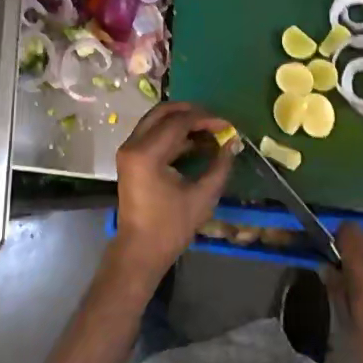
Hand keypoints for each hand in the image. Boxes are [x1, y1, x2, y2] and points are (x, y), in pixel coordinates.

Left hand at [110, 102, 234, 281]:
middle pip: (163, 112)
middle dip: (192, 113)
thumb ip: (220, 166)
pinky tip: (195, 143)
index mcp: (147, 153)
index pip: (178, 122)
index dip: (206, 119)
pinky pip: (152, 133)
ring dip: (182, 122)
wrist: (140, 250)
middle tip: (216, 121)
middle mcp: (133, 145)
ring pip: (156, 120)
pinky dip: (173, 133)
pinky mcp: (131, 158)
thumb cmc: (171, 227)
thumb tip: (233, 142)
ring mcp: (128, 150)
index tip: (228, 126)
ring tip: (209, 131)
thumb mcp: (202, 196)